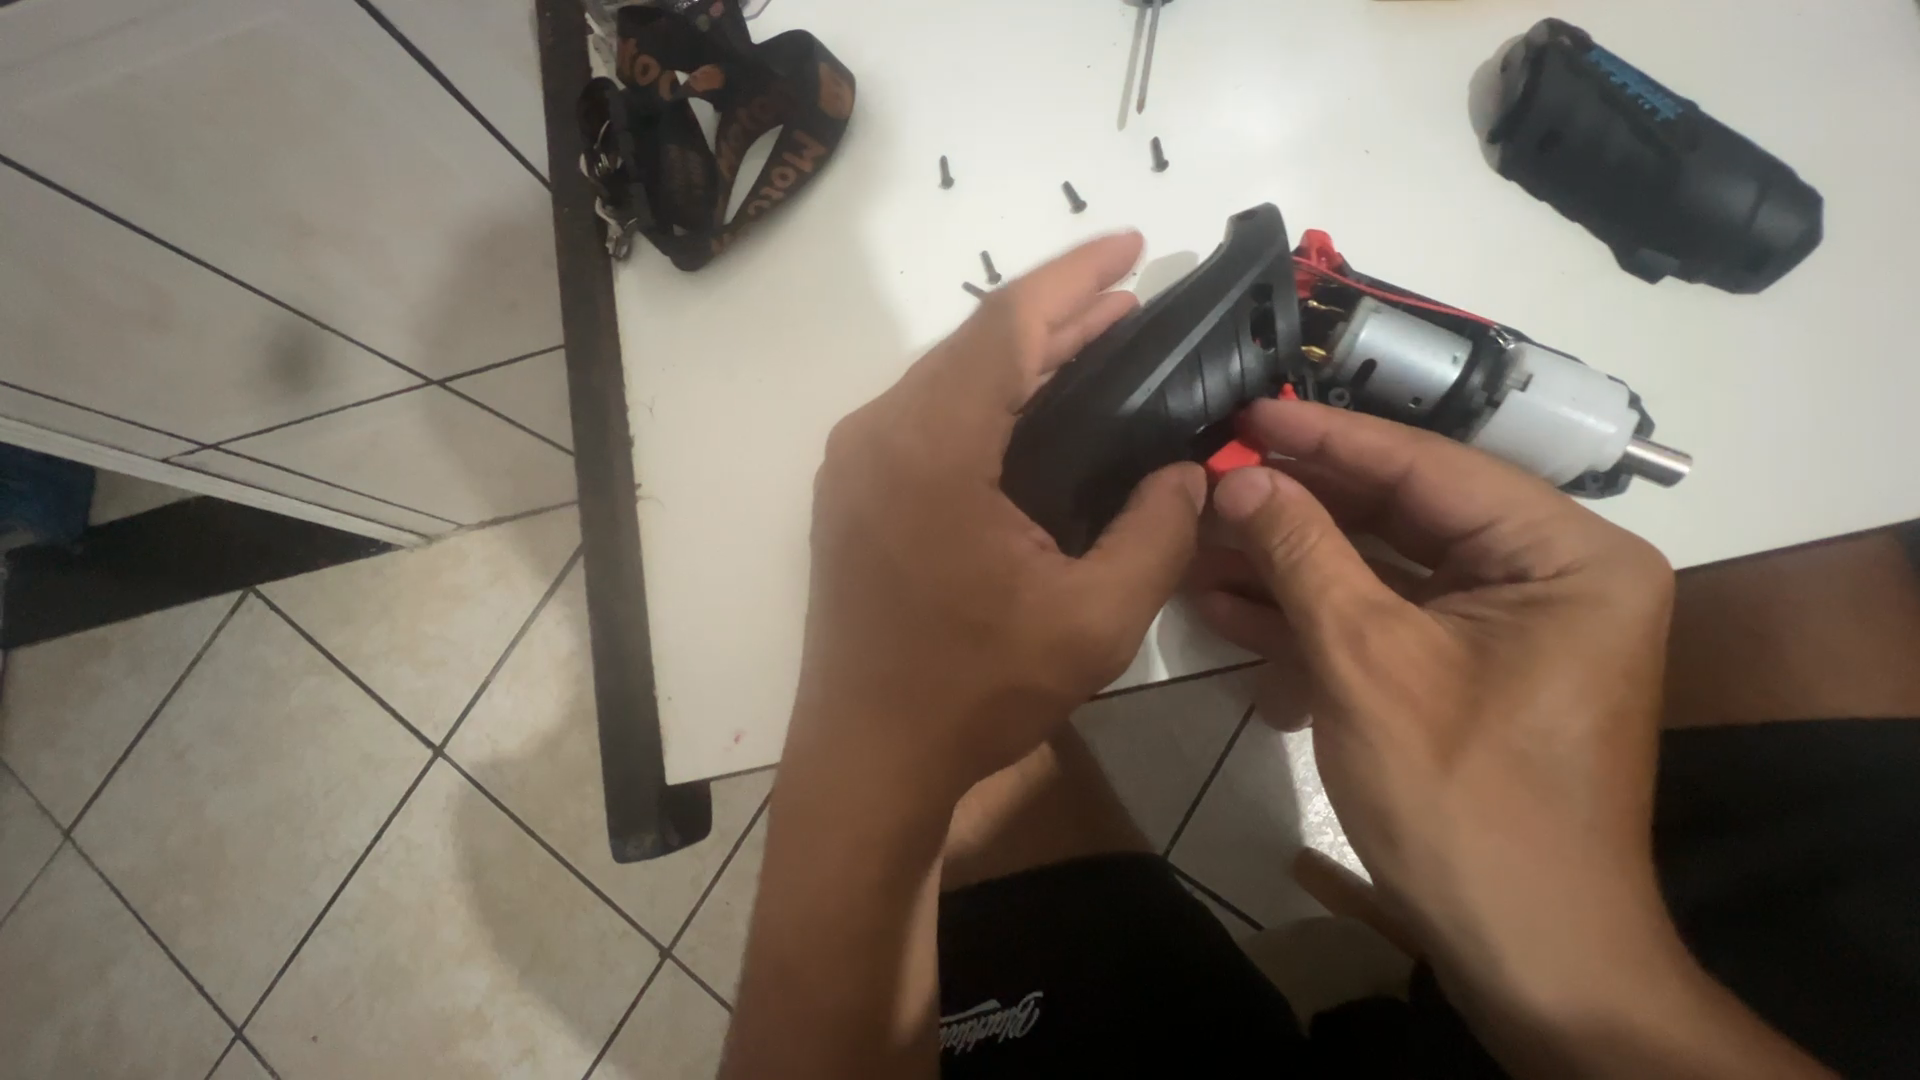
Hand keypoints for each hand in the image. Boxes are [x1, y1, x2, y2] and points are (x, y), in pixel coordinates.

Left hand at [789, 232, 1206, 801]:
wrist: (869, 756)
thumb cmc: (977, 691)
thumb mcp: (1096, 619)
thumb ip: (1158, 530)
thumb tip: (1189, 468)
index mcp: (931, 448)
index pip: (1008, 325)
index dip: (1076, 277)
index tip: (1133, 246)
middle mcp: (877, 434)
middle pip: (974, 343)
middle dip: (1056, 315)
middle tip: (1130, 304)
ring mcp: (853, 463)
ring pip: (945, 377)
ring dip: (1017, 358)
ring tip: (1094, 346)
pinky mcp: (849, 493)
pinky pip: (923, 418)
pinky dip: (981, 400)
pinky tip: (1028, 415)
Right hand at [1190, 400, 1681, 1034]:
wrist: (1520, 950)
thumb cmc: (1459, 798)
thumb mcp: (1365, 660)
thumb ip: (1301, 554)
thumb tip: (1237, 477)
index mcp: (1563, 554)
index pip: (1425, 467)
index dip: (1325, 438)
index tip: (1247, 413)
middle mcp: (1542, 573)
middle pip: (1396, 513)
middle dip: (1295, 506)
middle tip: (1211, 477)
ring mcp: (1498, 623)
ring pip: (1376, 567)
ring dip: (1286, 561)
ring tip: (1200, 539)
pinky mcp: (1457, 665)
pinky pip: (1376, 617)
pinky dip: (1306, 612)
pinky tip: (1226, 601)